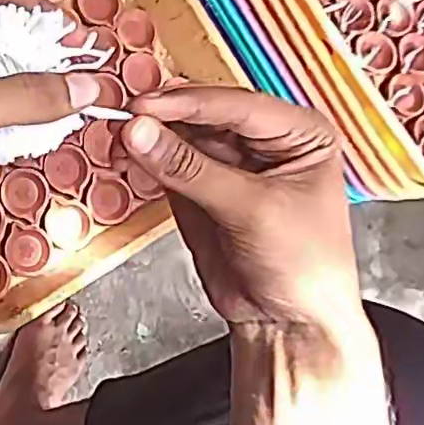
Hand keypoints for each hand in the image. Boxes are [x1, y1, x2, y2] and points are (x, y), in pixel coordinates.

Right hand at [121, 87, 361, 327]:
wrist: (285, 320)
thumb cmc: (304, 266)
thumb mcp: (250, 210)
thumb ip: (189, 168)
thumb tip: (140, 131)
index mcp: (298, 132)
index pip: (235, 104)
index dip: (185, 103)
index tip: (143, 106)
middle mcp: (261, 140)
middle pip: (201, 112)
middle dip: (161, 116)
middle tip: (124, 120)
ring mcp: (226, 161)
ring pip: (176, 132)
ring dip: (145, 136)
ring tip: (119, 142)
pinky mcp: (197, 182)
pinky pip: (163, 159)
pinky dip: (142, 157)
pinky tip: (126, 158)